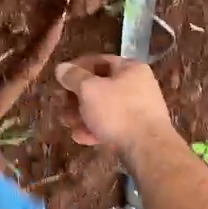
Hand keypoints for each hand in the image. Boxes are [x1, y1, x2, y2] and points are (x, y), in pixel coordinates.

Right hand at [55, 55, 176, 155]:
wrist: (146, 147)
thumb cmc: (117, 111)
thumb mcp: (88, 89)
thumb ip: (73, 77)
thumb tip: (61, 68)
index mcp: (130, 69)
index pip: (98, 61)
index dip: (76, 68)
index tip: (61, 79)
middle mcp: (137, 86)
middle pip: (98, 87)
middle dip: (76, 98)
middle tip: (62, 106)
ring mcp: (138, 109)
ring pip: (102, 108)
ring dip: (82, 116)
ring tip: (70, 125)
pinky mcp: (136, 130)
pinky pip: (111, 124)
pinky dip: (96, 129)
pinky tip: (83, 137)